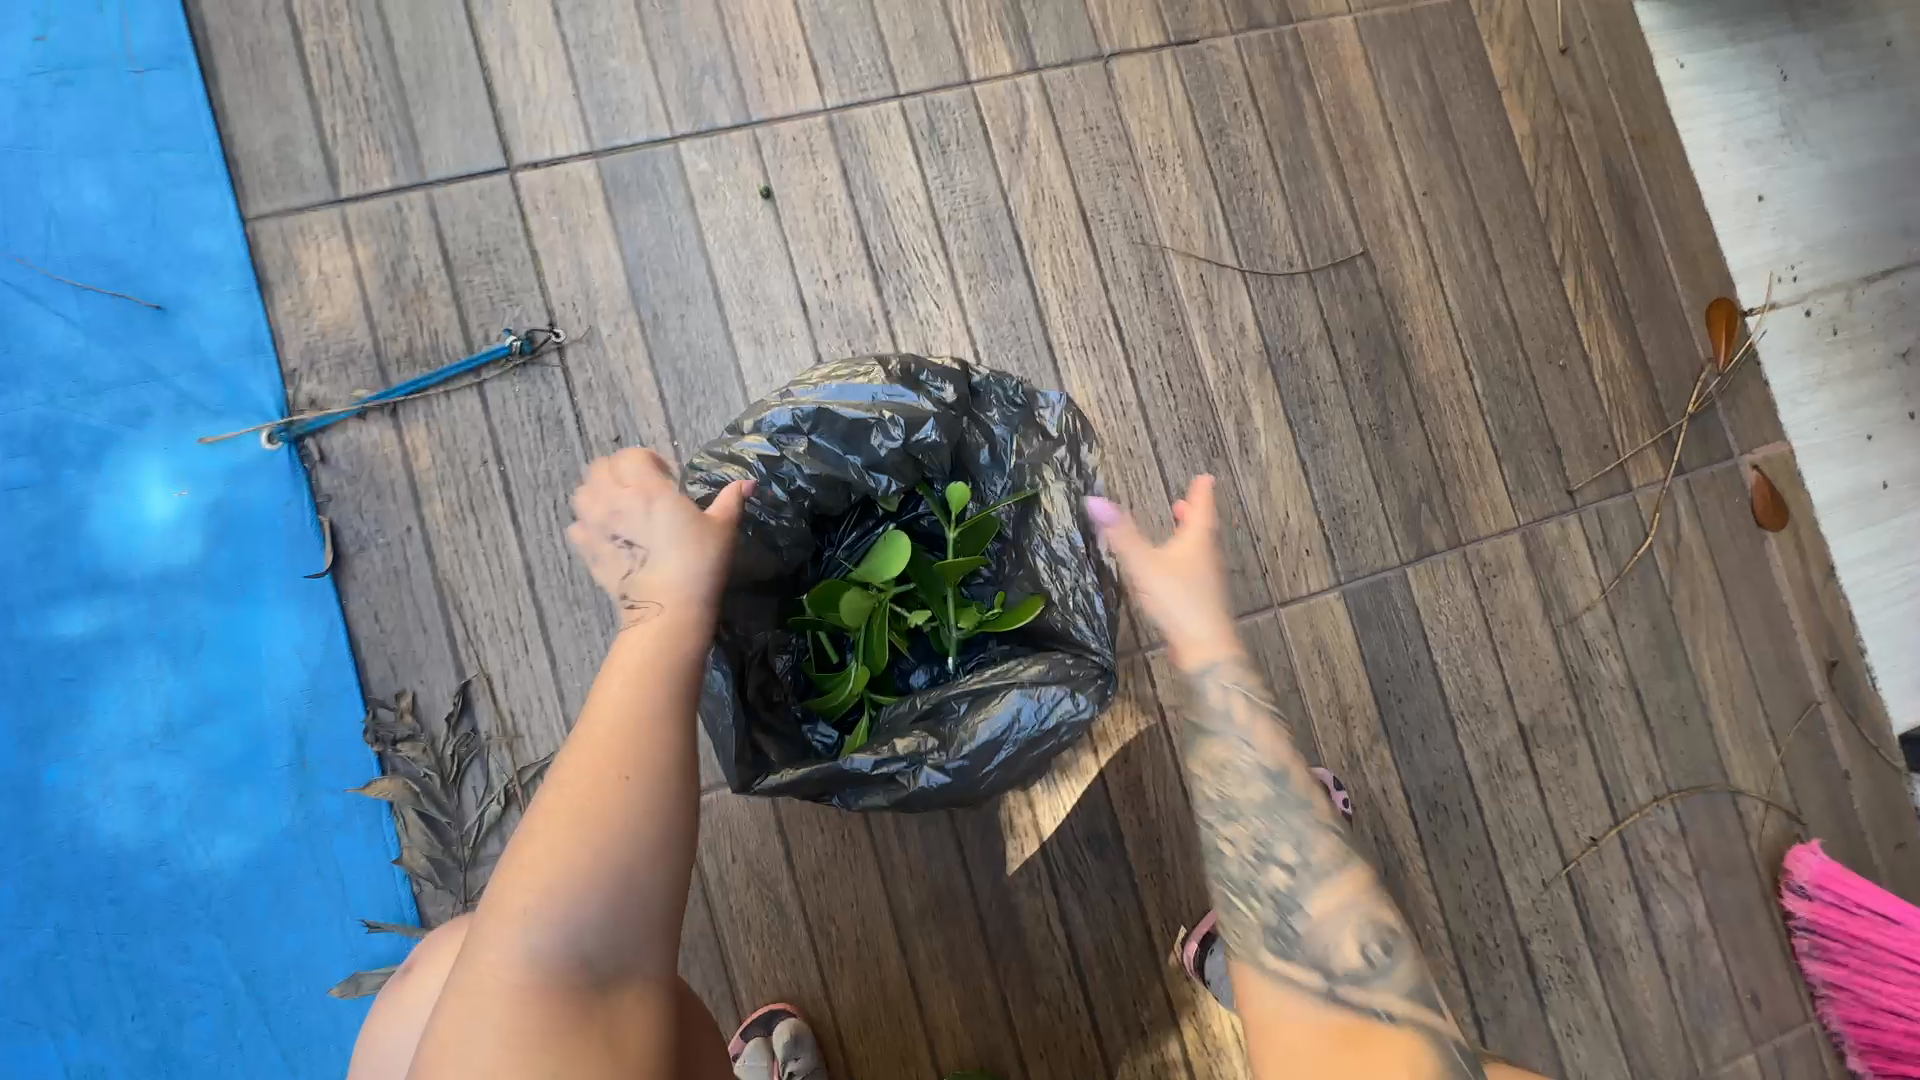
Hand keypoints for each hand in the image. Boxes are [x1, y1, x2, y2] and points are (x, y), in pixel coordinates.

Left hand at [566, 448, 754, 630]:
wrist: (668, 609)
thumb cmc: (700, 563)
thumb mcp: (723, 528)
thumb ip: (731, 500)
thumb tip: (748, 483)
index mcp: (648, 489)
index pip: (631, 455)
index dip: (647, 459)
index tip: (665, 476)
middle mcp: (615, 500)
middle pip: (600, 467)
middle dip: (619, 470)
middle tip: (640, 487)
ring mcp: (596, 525)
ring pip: (582, 493)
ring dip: (597, 492)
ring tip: (618, 507)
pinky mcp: (586, 550)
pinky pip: (575, 525)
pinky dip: (587, 524)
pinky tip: (608, 534)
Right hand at [1086, 475, 1242, 668]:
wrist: (1204, 648)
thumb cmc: (1177, 600)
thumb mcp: (1143, 564)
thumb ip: (1119, 534)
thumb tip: (1093, 499)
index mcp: (1196, 542)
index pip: (1201, 509)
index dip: (1202, 492)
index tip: (1205, 477)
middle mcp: (1206, 557)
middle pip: (1201, 530)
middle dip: (1193, 514)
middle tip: (1187, 501)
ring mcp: (1205, 581)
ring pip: (1198, 551)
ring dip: (1188, 537)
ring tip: (1179, 529)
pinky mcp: (1200, 601)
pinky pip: (1192, 571)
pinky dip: (1183, 560)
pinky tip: (1170, 570)